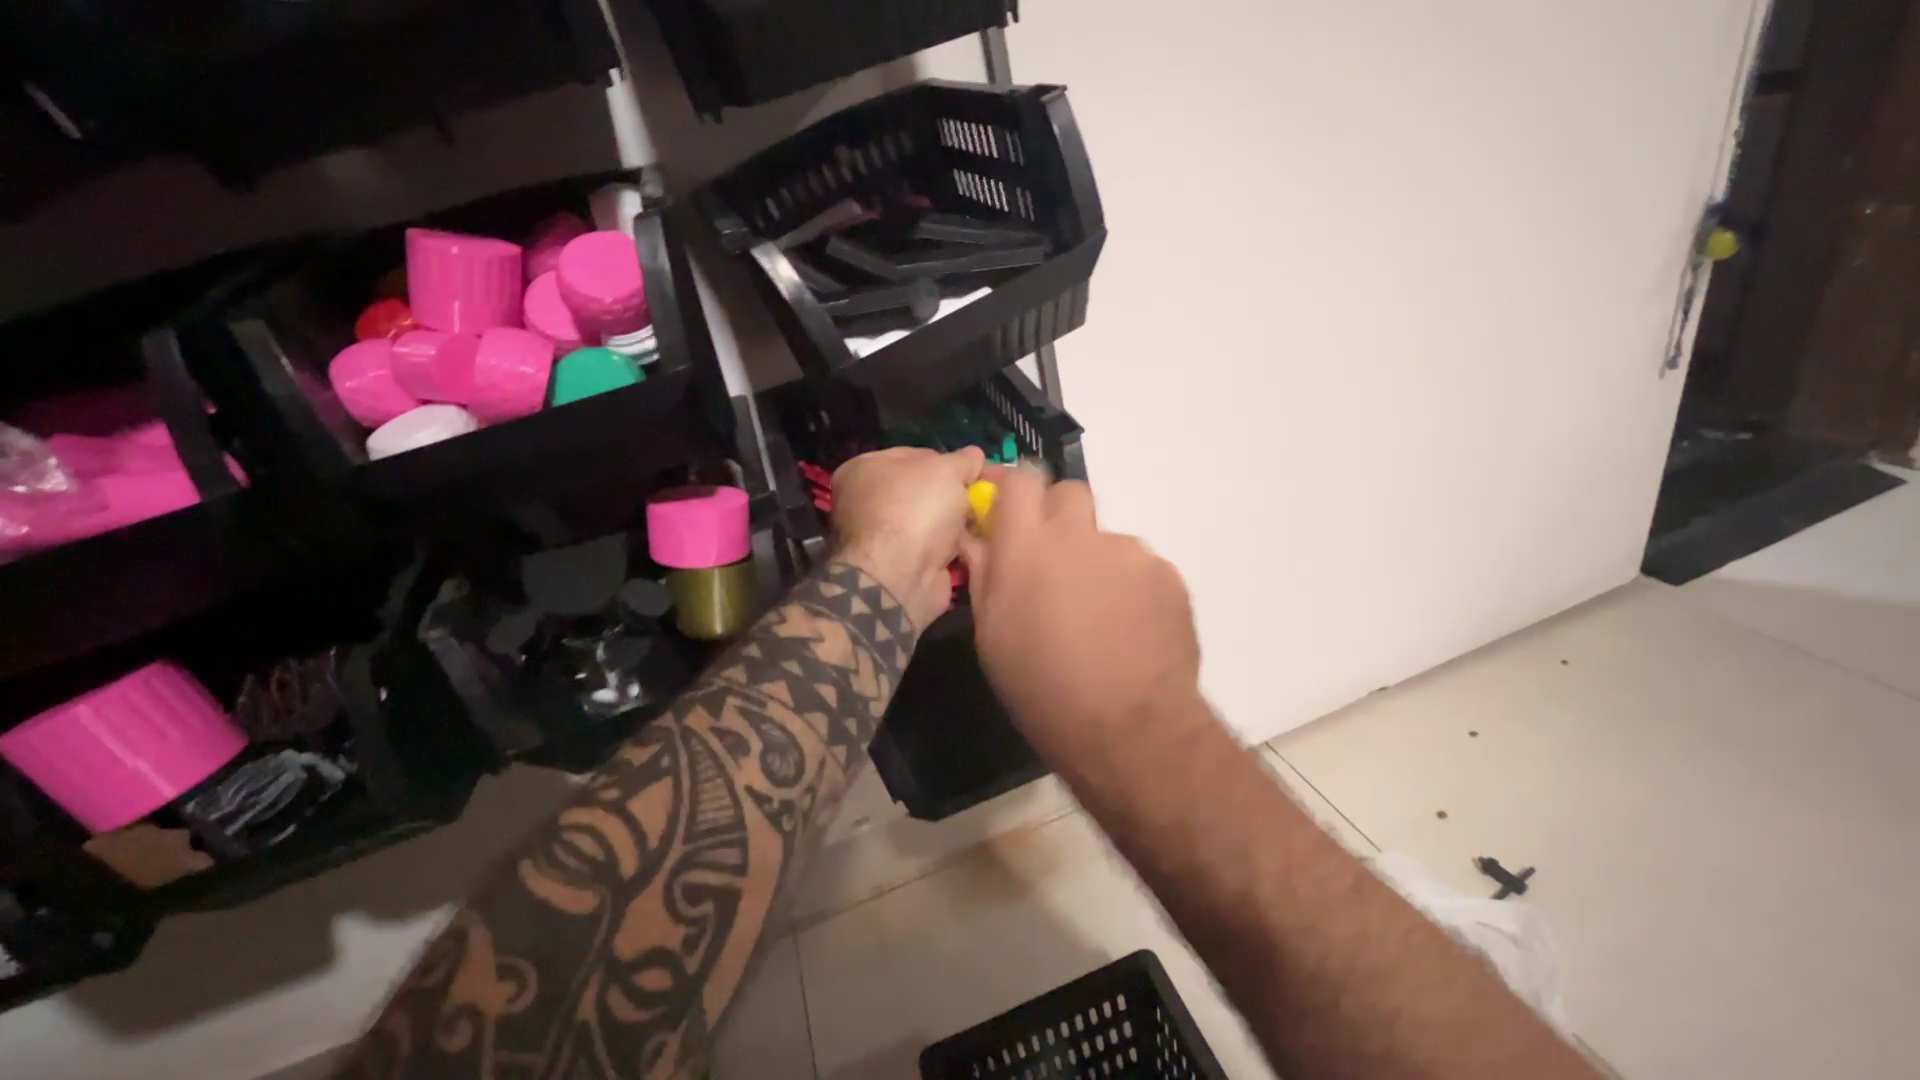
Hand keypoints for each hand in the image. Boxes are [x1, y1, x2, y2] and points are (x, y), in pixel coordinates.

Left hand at [831, 447, 984, 630]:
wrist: (901, 578)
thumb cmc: (915, 510)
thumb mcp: (946, 470)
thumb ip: (963, 460)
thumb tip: (975, 456)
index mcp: (863, 469)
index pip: (913, 455)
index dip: (947, 461)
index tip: (974, 472)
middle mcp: (865, 501)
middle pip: (922, 490)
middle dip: (954, 495)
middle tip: (984, 497)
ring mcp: (880, 538)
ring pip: (930, 522)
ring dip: (956, 523)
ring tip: (987, 520)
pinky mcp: (898, 567)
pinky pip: (933, 549)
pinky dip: (953, 549)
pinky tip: (977, 544)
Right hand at [962, 466, 1201, 758]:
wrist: (1129, 728)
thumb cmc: (1042, 690)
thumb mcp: (992, 639)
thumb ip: (986, 576)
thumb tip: (979, 540)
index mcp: (1027, 547)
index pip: (1019, 480)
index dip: (1011, 489)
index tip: (1005, 510)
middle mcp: (1079, 535)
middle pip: (1068, 493)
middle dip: (1057, 517)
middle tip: (1053, 564)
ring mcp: (1129, 552)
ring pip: (1106, 538)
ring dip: (1096, 562)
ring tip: (1098, 619)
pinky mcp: (1167, 575)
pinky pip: (1140, 568)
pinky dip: (1130, 589)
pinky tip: (1129, 632)